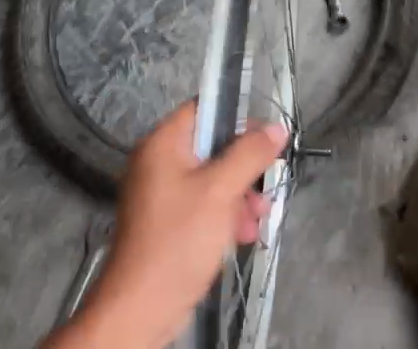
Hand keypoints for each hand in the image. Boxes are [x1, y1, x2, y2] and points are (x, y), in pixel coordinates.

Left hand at [50, 102, 287, 348]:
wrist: (140, 309)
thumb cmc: (178, 240)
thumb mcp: (221, 191)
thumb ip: (250, 154)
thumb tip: (277, 127)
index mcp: (162, 144)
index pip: (203, 107)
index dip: (237, 116)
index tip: (266, 136)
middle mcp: (158, 163)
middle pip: (212, 145)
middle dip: (244, 166)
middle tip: (266, 184)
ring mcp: (161, 194)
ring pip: (212, 177)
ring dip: (240, 194)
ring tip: (258, 218)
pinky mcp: (168, 222)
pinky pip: (203, 203)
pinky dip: (225, 214)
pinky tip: (243, 235)